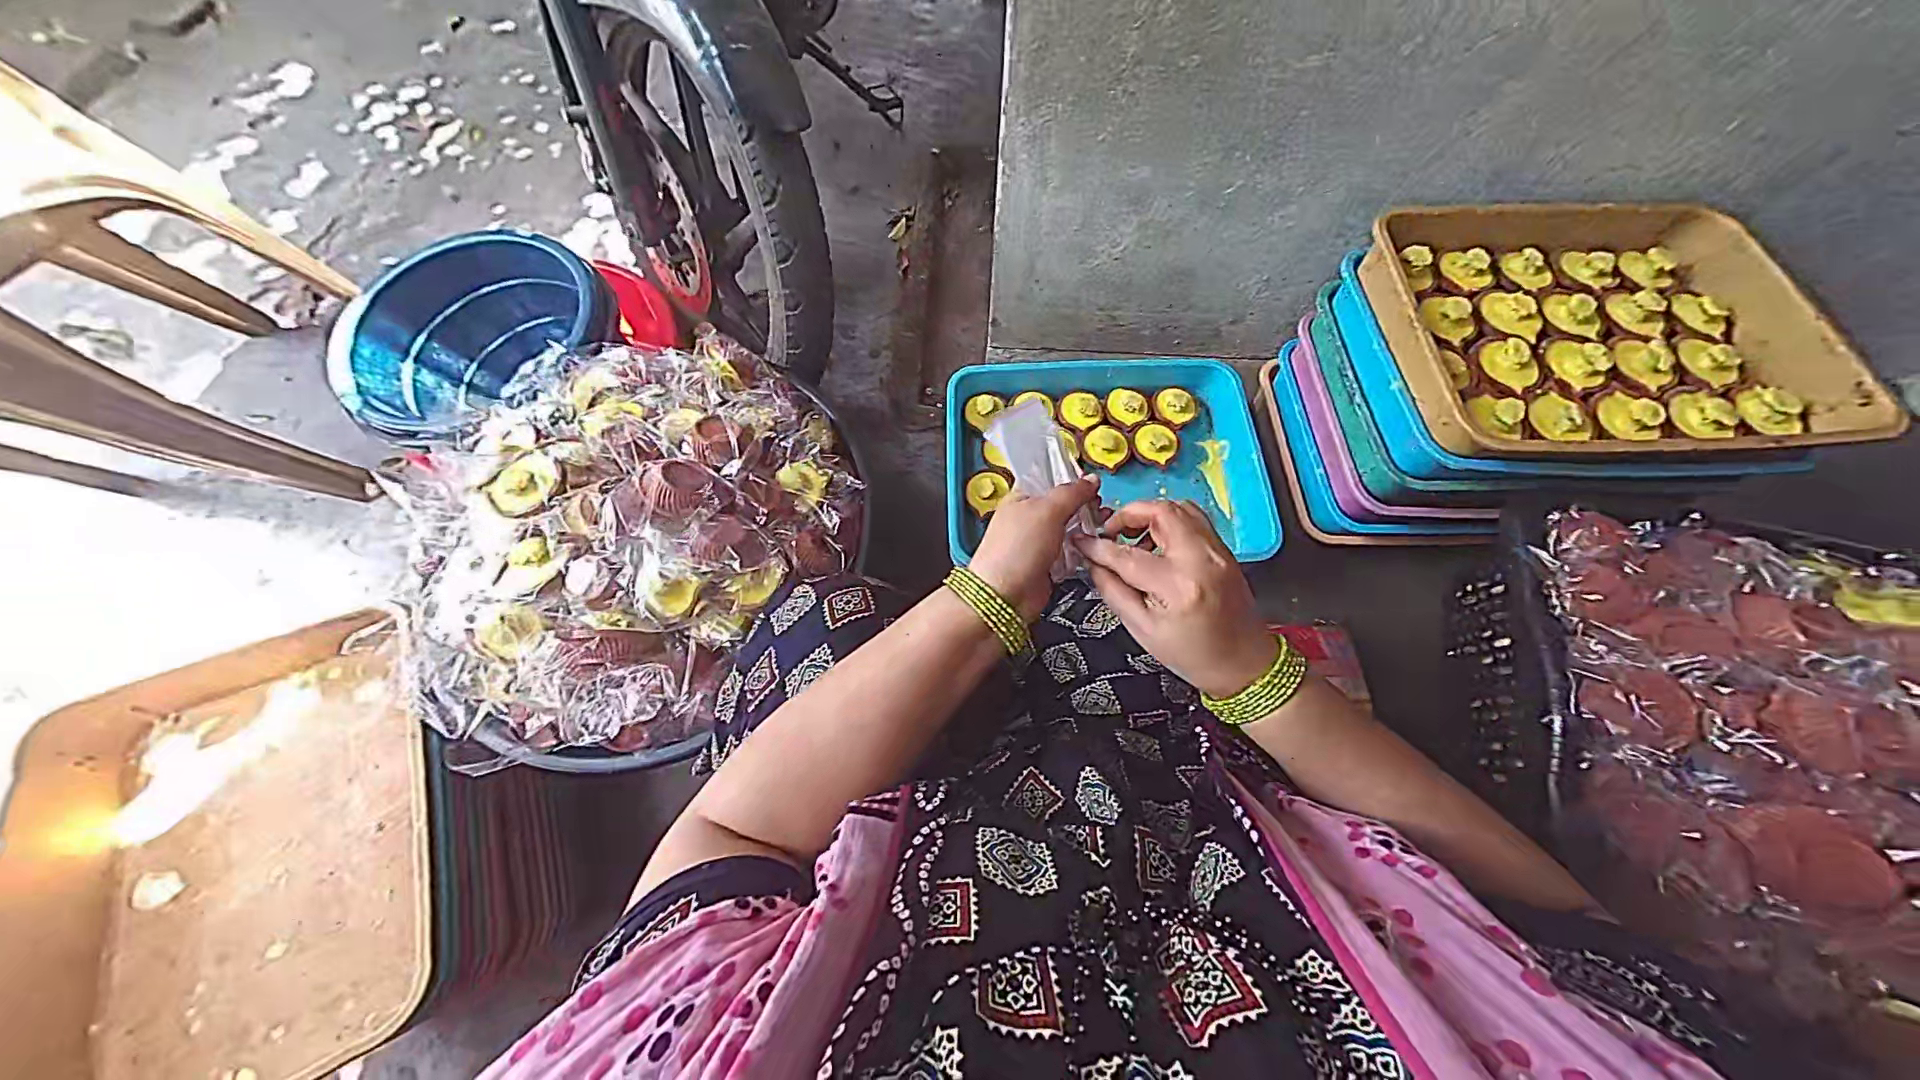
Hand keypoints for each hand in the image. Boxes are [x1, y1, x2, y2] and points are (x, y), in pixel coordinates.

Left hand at [968, 474, 1100, 620]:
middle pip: (1064, 506)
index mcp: (1022, 498)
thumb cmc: (1012, 552)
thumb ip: (1072, 492)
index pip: (1050, 480)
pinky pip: (1070, 553)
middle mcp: (1029, 520)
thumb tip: (1089, 480)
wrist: (1006, 596)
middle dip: (1083, 506)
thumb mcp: (1047, 510)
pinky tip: (1089, 549)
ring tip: (1098, 527)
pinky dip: (1080, 552)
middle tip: (1097, 507)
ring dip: (1085, 530)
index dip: (1072, 480)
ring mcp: (1038, 543)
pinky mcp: (1047, 564)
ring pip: (1069, 530)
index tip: (1091, 483)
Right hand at [1072, 500, 1275, 697]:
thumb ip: (1113, 591)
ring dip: (1149, 515)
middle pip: (1159, 511)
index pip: (1127, 555)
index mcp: (1178, 587)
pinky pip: (1193, 518)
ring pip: (1178, 507)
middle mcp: (1201, 560)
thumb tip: (1094, 563)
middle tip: (1109, 533)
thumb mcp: (1141, 630)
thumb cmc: (1193, 654)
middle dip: (1126, 515)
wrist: (1243, 663)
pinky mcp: (1224, 549)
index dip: (1098, 547)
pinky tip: (1156, 541)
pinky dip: (1169, 521)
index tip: (1081, 542)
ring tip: (1132, 536)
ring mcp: (1217, 551)